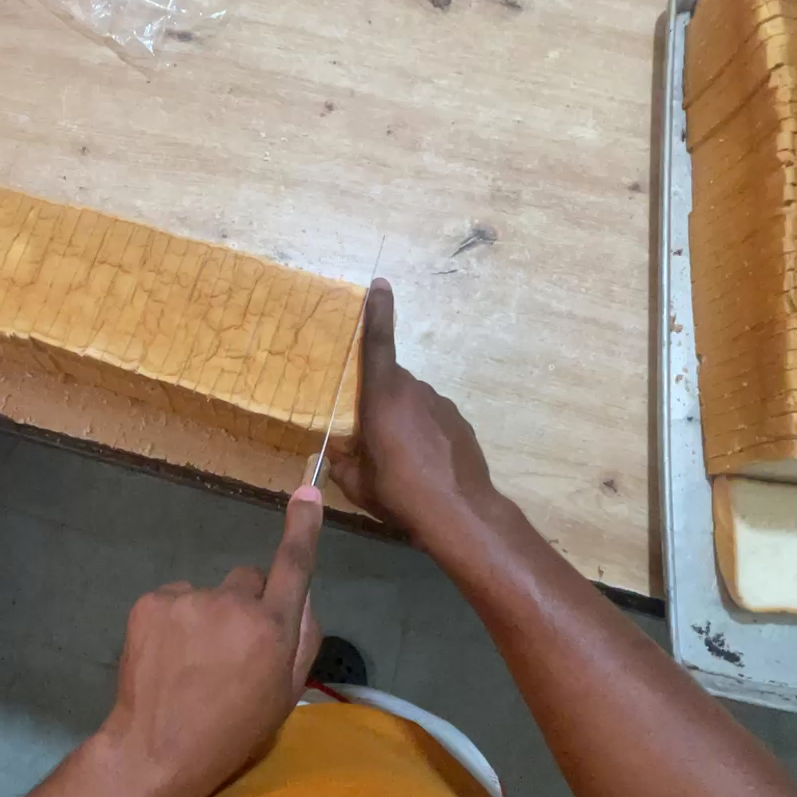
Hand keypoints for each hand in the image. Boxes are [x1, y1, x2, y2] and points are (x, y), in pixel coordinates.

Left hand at [96, 486, 323, 796]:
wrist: (155, 751)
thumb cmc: (231, 731)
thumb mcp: (286, 696)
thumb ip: (304, 638)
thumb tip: (304, 593)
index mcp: (272, 628)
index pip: (294, 565)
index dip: (303, 527)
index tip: (308, 492)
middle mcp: (233, 603)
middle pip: (248, 580)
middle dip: (246, 604)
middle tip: (230, 650)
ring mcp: (188, 599)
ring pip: (210, 593)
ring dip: (207, 615)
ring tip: (192, 662)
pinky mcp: (151, 602)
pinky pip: (176, 598)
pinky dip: (175, 620)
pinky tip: (168, 655)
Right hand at [328, 278, 499, 548]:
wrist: (459, 513)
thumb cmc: (398, 492)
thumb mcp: (355, 483)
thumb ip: (342, 462)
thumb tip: (336, 454)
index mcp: (382, 397)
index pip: (378, 343)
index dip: (378, 311)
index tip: (380, 283)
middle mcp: (414, 391)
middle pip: (390, 382)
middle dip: (377, 400)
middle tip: (368, 435)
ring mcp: (442, 405)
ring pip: (412, 402)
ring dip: (401, 420)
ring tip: (398, 458)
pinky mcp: (460, 423)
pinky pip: (432, 419)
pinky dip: (423, 434)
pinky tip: (423, 464)